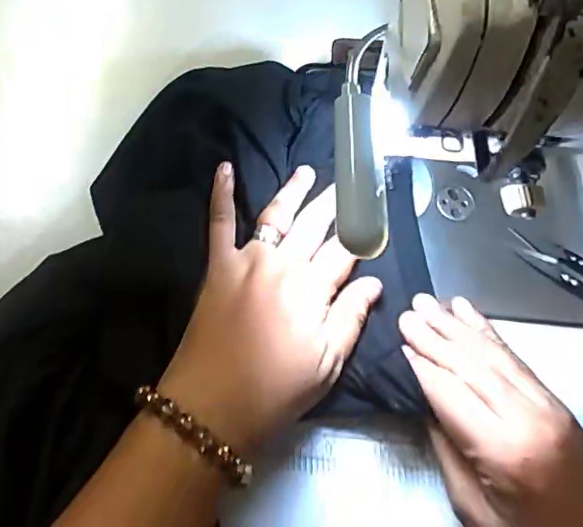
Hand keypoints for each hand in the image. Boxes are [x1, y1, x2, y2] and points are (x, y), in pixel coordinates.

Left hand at [158, 164, 382, 454]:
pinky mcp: (218, 266)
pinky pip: (220, 223)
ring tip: (306, 172)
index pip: (344, 251)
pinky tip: (224, 168)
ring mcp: (248, 259)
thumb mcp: (326, 365)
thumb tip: (375, 281)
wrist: (208, 413)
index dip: (360, 237)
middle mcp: (283, 263)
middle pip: (315, 224)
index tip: (372, 223)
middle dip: (334, 203)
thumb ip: (351, 317)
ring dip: (294, 190)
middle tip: (347, 185)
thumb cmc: (275, 392)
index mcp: (312, 288)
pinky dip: (221, 194)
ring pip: (276, 214)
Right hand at [400, 295, 582, 526]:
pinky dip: (489, 332)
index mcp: (505, 449)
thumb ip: (449, 454)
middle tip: (408, 312)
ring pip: (493, 353)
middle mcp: (527, 415)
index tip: (400, 342)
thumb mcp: (477, 511)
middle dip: (436, 336)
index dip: (423, 365)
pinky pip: (515, 357)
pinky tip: (469, 313)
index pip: (452, 393)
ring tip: (430, 303)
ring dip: (458, 325)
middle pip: (471, 365)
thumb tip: (426, 405)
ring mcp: (546, 402)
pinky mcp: (555, 398)